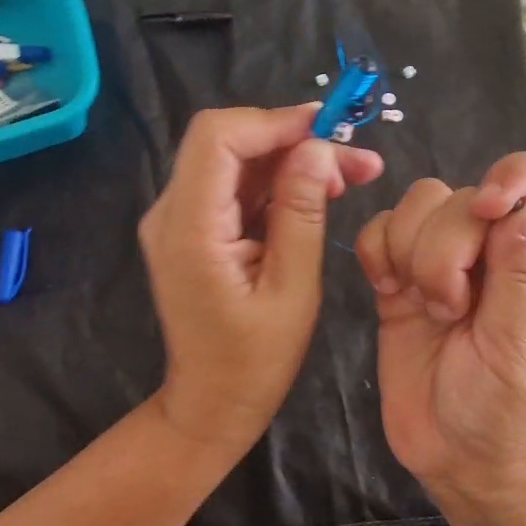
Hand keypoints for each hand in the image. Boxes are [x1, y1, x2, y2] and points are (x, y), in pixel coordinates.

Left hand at [142, 104, 383, 451]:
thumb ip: (301, 213)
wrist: (212, 403)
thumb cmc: (255, 361)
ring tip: (349, 177)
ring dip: (289, 160)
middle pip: (225, 142)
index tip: (332, 132)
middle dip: (291, 139)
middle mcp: (171, 214)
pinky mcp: (190, 231)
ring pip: (233, 161)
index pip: (218, 138)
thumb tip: (318, 148)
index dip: (275, 122)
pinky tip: (318, 194)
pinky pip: (231, 188)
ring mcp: (176, 221)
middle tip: (354, 160)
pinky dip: (274, 183)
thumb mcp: (292, 289)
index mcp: (189, 229)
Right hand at [355, 152, 525, 502]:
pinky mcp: (398, 283)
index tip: (488, 208)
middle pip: (464, 195)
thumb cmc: (506, 413)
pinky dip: (376, 252)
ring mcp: (441, 265)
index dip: (519, 174)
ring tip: (423, 308)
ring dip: (410, 252)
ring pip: (418, 206)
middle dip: (446, 246)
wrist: (456, 460)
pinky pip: (379, 233)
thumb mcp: (523, 351)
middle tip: (448, 308)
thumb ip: (522, 276)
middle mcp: (493, 254)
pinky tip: (388, 291)